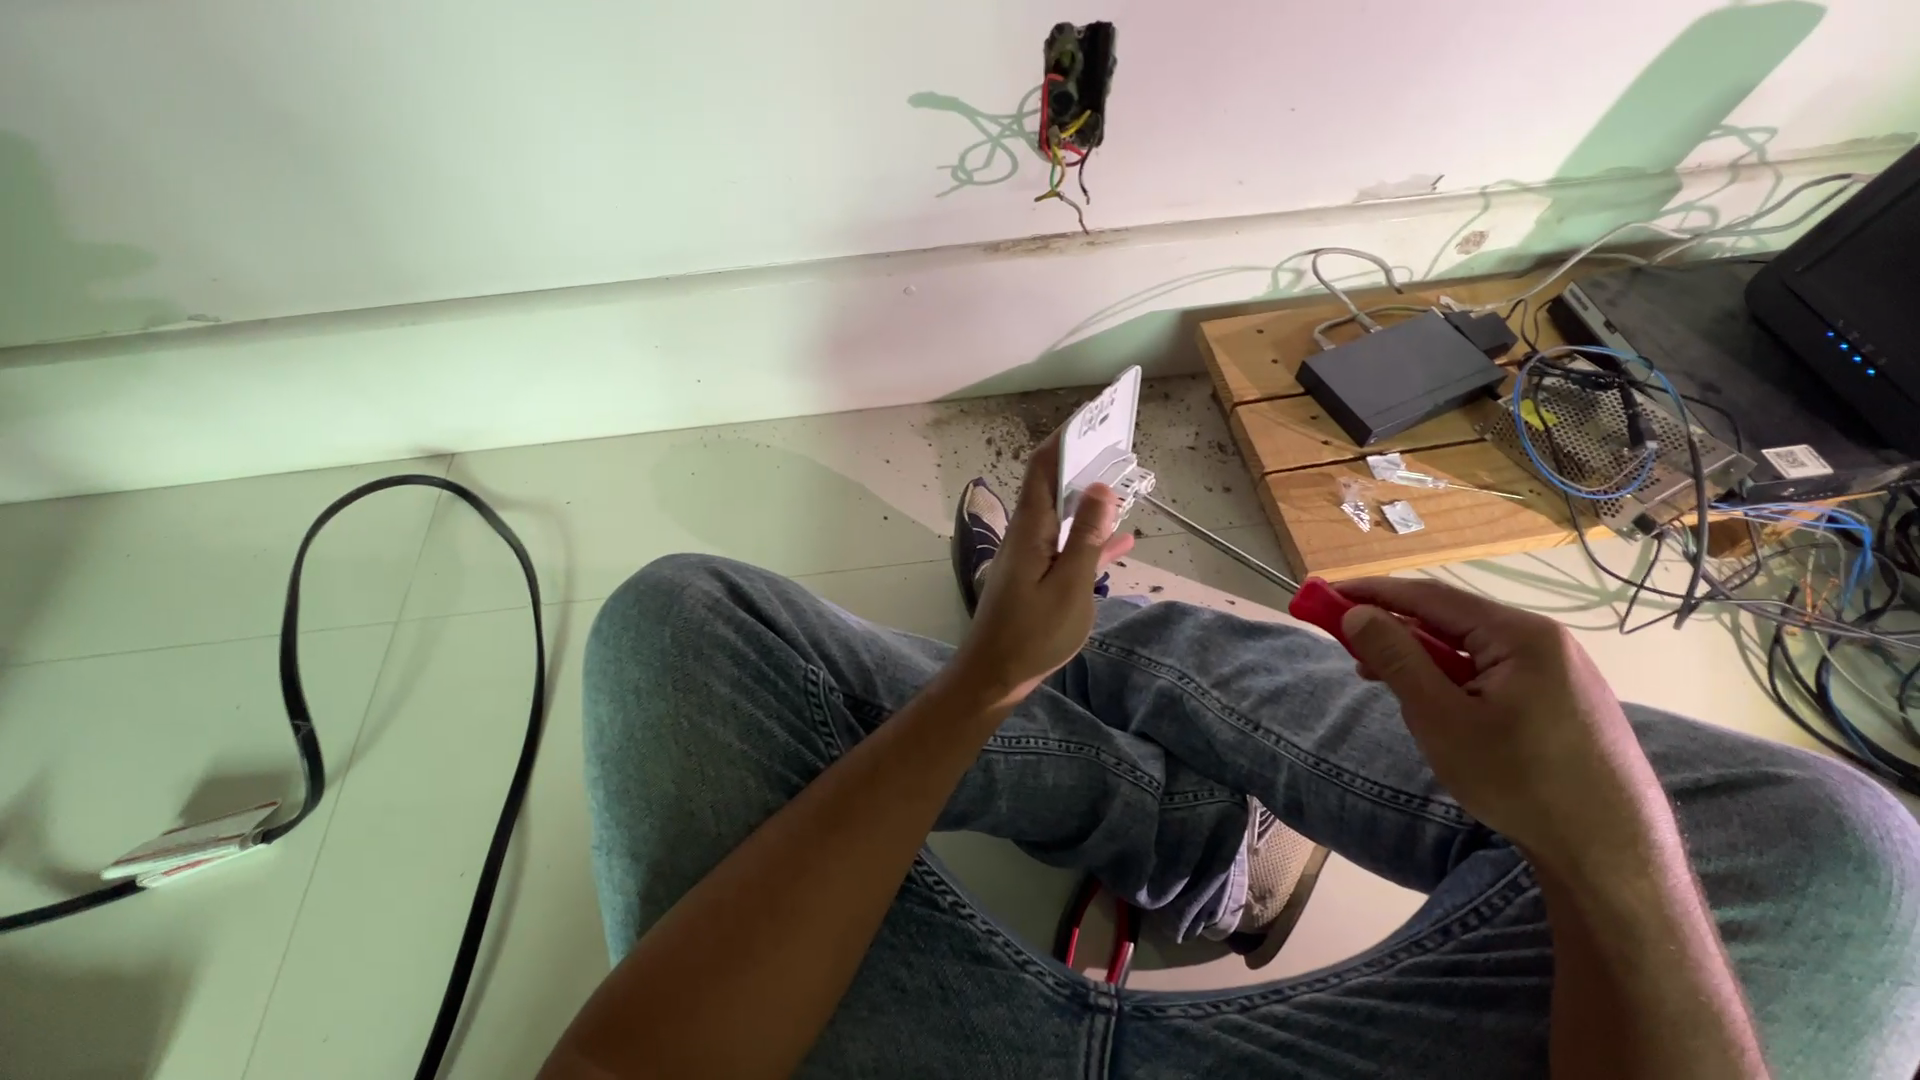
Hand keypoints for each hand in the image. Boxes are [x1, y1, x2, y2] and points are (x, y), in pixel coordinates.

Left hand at [952, 431, 1133, 706]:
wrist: (995, 675)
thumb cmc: (1033, 634)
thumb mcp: (1070, 586)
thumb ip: (1086, 536)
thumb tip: (1100, 486)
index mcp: (1031, 527)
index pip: (1044, 465)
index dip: (1067, 436)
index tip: (1095, 415)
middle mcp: (1028, 533)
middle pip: (1054, 484)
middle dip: (1083, 460)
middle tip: (1119, 442)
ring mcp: (1033, 555)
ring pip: (1065, 514)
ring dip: (1091, 497)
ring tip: (1126, 480)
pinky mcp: (1039, 576)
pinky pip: (1069, 546)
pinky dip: (1093, 537)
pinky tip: (1122, 538)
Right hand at [1336, 577, 1671, 875]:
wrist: (1610, 855)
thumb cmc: (1518, 781)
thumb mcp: (1440, 717)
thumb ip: (1396, 658)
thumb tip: (1358, 614)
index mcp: (1520, 635)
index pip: (1430, 597)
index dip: (1372, 592)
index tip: (1326, 593)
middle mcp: (1544, 641)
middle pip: (1452, 619)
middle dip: (1395, 628)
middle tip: (1347, 645)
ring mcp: (1559, 671)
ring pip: (1470, 648)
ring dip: (1420, 657)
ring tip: (1380, 678)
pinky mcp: (1563, 701)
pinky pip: (1492, 672)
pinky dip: (1451, 677)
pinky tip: (1431, 701)